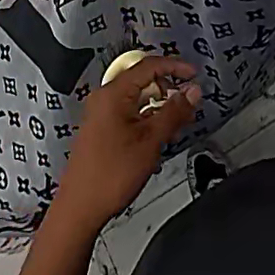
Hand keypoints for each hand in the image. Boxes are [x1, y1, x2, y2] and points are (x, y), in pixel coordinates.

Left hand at [51, 56, 200, 234]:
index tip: (194, 74)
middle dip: (168, 88)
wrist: (80, 209)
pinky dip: (147, 116)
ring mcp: (101, 113)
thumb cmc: (110, 176)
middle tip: (188, 102)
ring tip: (177, 122)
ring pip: (137, 97)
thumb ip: (174, 112)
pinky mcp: (101, 128)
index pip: (149, 66)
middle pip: (143, 79)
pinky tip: (159, 133)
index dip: (175, 66)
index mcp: (114, 94)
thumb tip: (192, 91)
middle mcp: (104, 98)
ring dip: (159, 105)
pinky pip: (129, 110)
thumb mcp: (151, 140)